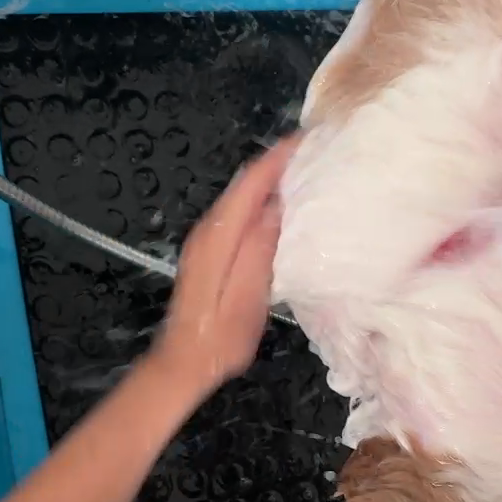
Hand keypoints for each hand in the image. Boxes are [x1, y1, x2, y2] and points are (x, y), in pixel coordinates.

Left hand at [146, 138, 296, 398]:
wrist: (184, 363)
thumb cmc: (220, 339)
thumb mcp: (247, 297)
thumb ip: (260, 249)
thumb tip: (277, 208)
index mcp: (218, 236)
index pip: (250, 183)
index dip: (279, 158)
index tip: (310, 139)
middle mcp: (209, 231)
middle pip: (245, 185)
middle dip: (278, 165)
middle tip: (317, 154)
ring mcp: (207, 241)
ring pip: (242, 199)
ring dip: (271, 184)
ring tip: (308, 175)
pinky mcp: (211, 254)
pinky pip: (240, 216)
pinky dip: (263, 204)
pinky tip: (285, 210)